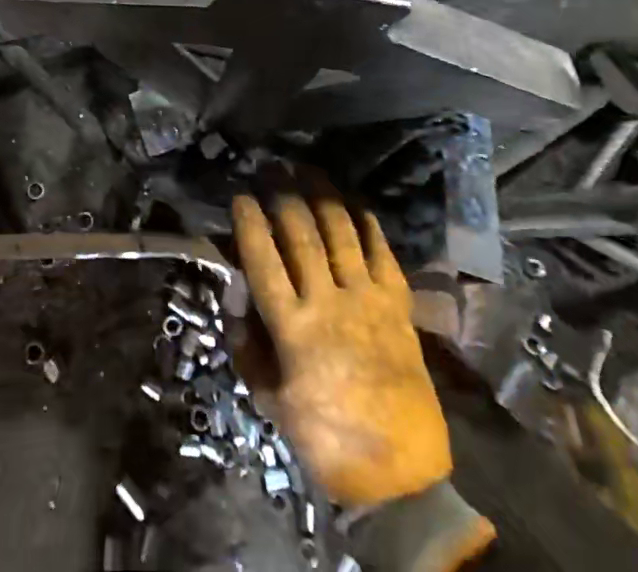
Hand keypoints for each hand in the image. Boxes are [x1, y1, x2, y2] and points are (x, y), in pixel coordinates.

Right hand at [233, 190, 451, 505]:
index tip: (241, 197)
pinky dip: (369, 225)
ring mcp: (369, 299)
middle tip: (272, 168)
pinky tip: (357, 205)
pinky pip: (383, 253)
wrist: (398, 470)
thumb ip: (249, 347)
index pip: (264, 262)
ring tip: (309, 170)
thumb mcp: (272, 403)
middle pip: (302, 237)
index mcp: (293, 329)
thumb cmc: (326, 441)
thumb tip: (237, 297)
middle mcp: (329, 302)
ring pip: (342, 234)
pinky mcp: (399, 304)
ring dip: (324, 198)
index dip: (250, 225)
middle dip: (284, 196)